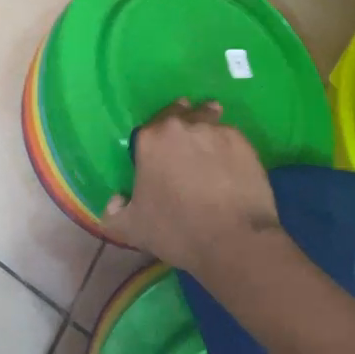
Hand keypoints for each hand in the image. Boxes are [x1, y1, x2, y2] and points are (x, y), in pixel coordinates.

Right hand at [100, 99, 280, 273]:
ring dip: (206, 124)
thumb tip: (115, 200)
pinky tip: (232, 161)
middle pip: (178, 113)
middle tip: (185, 141)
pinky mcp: (241, 141)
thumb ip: (113, 213)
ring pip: (207, 118)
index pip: (147, 129)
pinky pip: (230, 136)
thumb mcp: (132, 229)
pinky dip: (228, 145)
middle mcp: (179, 126)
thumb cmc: (177, 231)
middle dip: (180, 120)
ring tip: (210, 142)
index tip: (160, 154)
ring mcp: (213, 130)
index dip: (152, 142)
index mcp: (150, 139)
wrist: (233, 241)